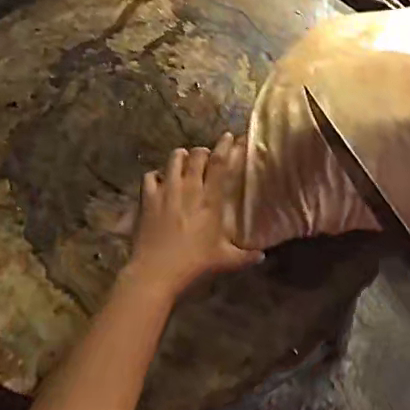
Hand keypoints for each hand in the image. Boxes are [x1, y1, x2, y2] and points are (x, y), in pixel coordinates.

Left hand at [126, 135, 261, 297]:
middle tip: (206, 157)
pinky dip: (156, 175)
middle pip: (197, 154)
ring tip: (184, 163)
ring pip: (174, 159)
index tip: (228, 136)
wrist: (155, 273)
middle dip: (202, 151)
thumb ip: (245, 256)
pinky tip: (159, 181)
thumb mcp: (224, 260)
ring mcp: (166, 192)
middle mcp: (189, 189)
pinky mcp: (147, 199)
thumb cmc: (193, 264)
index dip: (224, 146)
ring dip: (180, 157)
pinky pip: (150, 176)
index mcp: (210, 199)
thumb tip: (263, 256)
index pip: (219, 162)